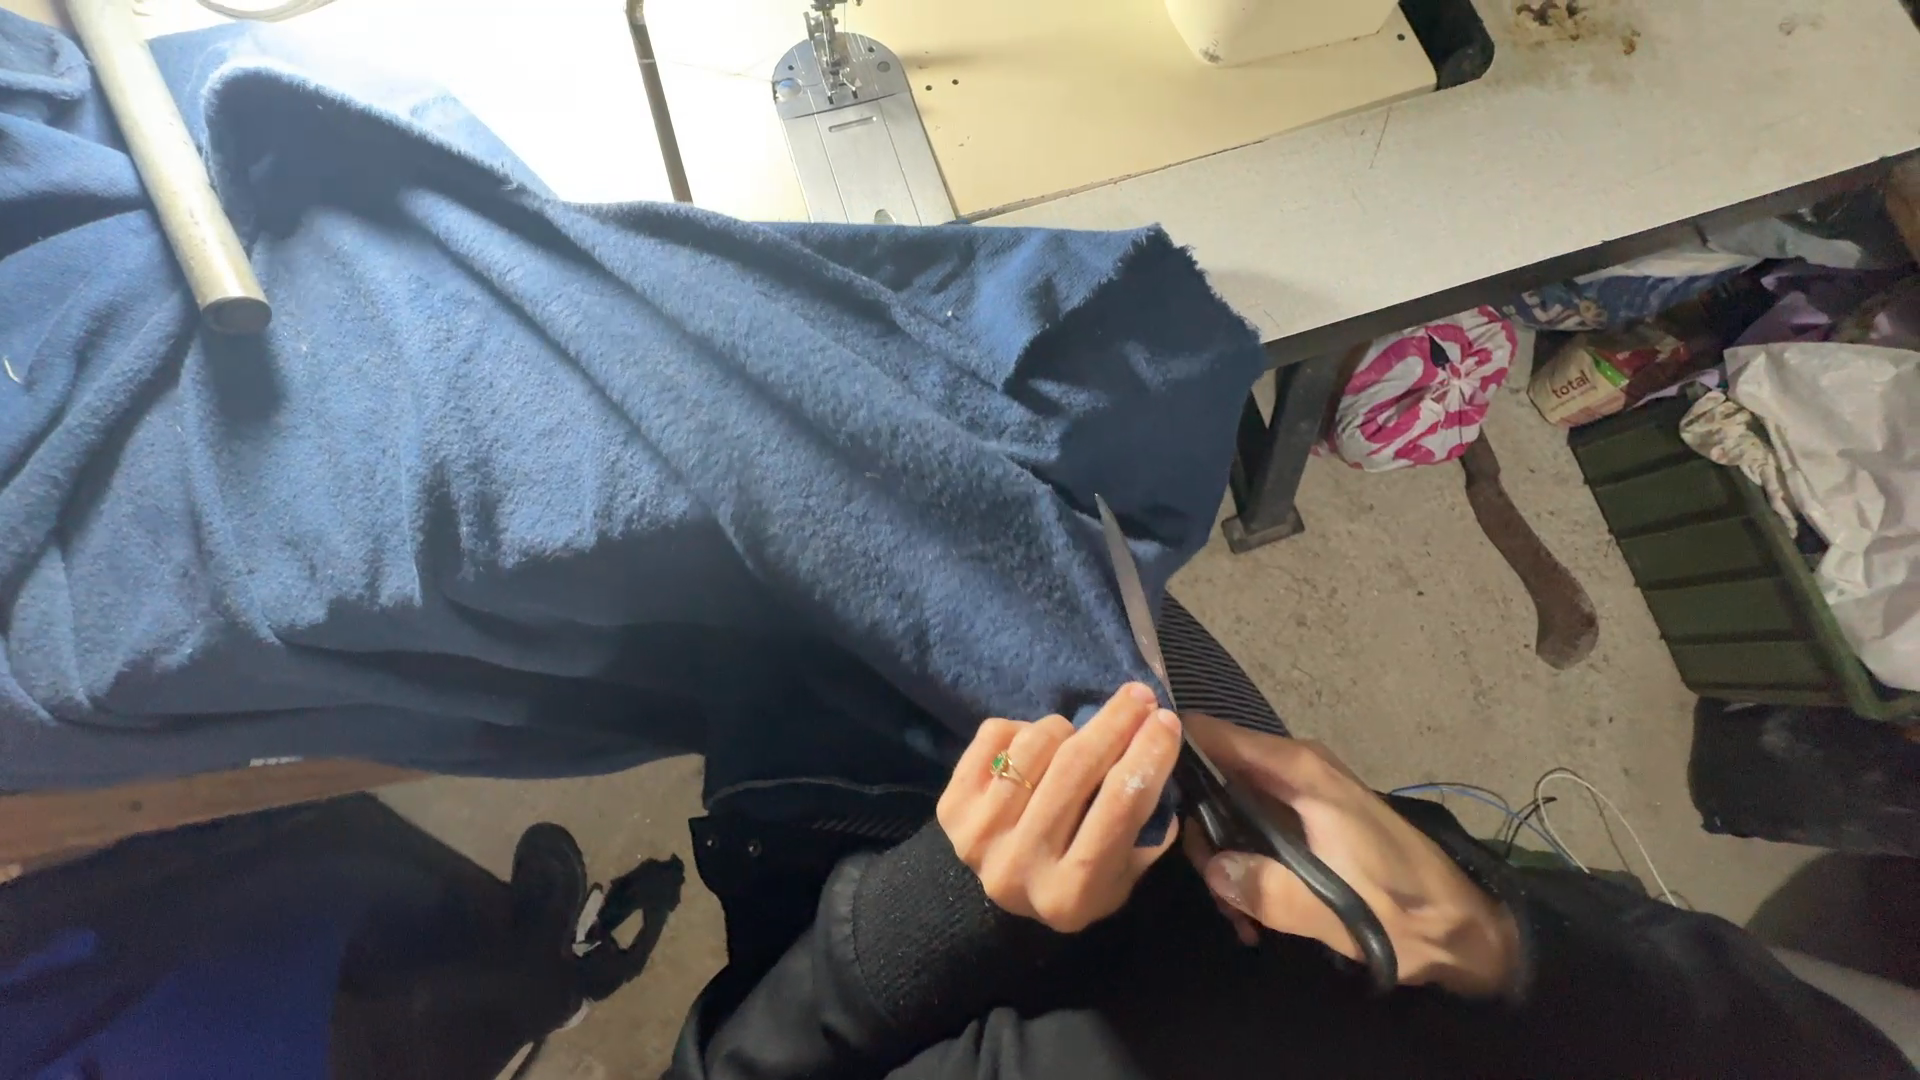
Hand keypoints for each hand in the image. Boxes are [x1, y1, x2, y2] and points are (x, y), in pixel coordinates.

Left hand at [937, 683, 1182, 932]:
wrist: (998, 888)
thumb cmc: (1073, 876)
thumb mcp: (1122, 874)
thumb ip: (1145, 826)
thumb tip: (1157, 747)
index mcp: (1071, 896)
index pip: (1120, 807)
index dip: (1149, 755)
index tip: (1167, 721)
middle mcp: (1017, 869)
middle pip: (1076, 768)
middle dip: (1116, 722)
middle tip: (1140, 696)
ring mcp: (978, 835)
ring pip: (1035, 742)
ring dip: (1066, 727)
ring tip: (1077, 736)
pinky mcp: (950, 806)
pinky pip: (996, 733)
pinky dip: (1022, 727)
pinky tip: (1035, 747)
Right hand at [1181, 712, 1519, 996]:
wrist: (1466, 929)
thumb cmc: (1405, 909)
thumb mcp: (1338, 911)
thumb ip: (1270, 889)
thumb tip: (1211, 867)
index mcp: (1297, 770)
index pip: (1213, 733)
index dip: (1171, 747)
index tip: (1138, 782)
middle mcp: (1291, 767)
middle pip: (1211, 775)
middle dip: (1200, 830)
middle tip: (1213, 889)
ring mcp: (1294, 790)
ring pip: (1226, 804)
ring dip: (1221, 854)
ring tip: (1237, 913)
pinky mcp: (1300, 815)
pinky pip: (1249, 822)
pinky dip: (1242, 859)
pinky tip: (1251, 909)